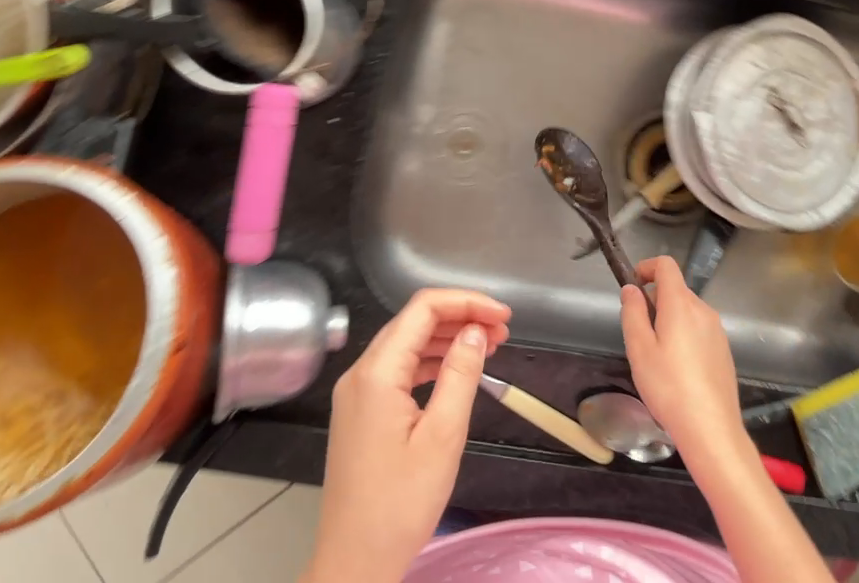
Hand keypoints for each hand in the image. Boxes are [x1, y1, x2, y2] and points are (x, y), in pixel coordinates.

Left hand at [305, 289, 511, 582]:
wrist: (354, 562)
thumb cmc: (400, 503)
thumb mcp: (443, 436)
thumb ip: (461, 375)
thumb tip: (476, 331)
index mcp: (376, 373)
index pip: (423, 309)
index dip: (467, 302)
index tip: (504, 317)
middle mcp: (360, 373)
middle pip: (413, 322)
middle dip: (461, 317)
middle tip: (503, 333)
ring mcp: (357, 393)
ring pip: (407, 344)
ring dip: (448, 339)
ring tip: (490, 348)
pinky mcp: (361, 412)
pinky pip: (399, 369)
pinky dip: (431, 362)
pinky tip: (458, 372)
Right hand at [619, 257, 748, 465]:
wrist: (710, 427)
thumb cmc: (668, 387)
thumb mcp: (639, 349)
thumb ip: (633, 313)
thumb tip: (632, 289)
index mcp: (681, 305)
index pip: (666, 265)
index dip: (646, 267)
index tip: (632, 287)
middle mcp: (703, 310)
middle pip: (676, 289)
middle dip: (654, 300)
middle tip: (638, 333)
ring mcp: (717, 330)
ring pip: (687, 311)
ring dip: (669, 319)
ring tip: (656, 356)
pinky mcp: (723, 349)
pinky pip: (699, 329)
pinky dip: (683, 334)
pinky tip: (677, 369)